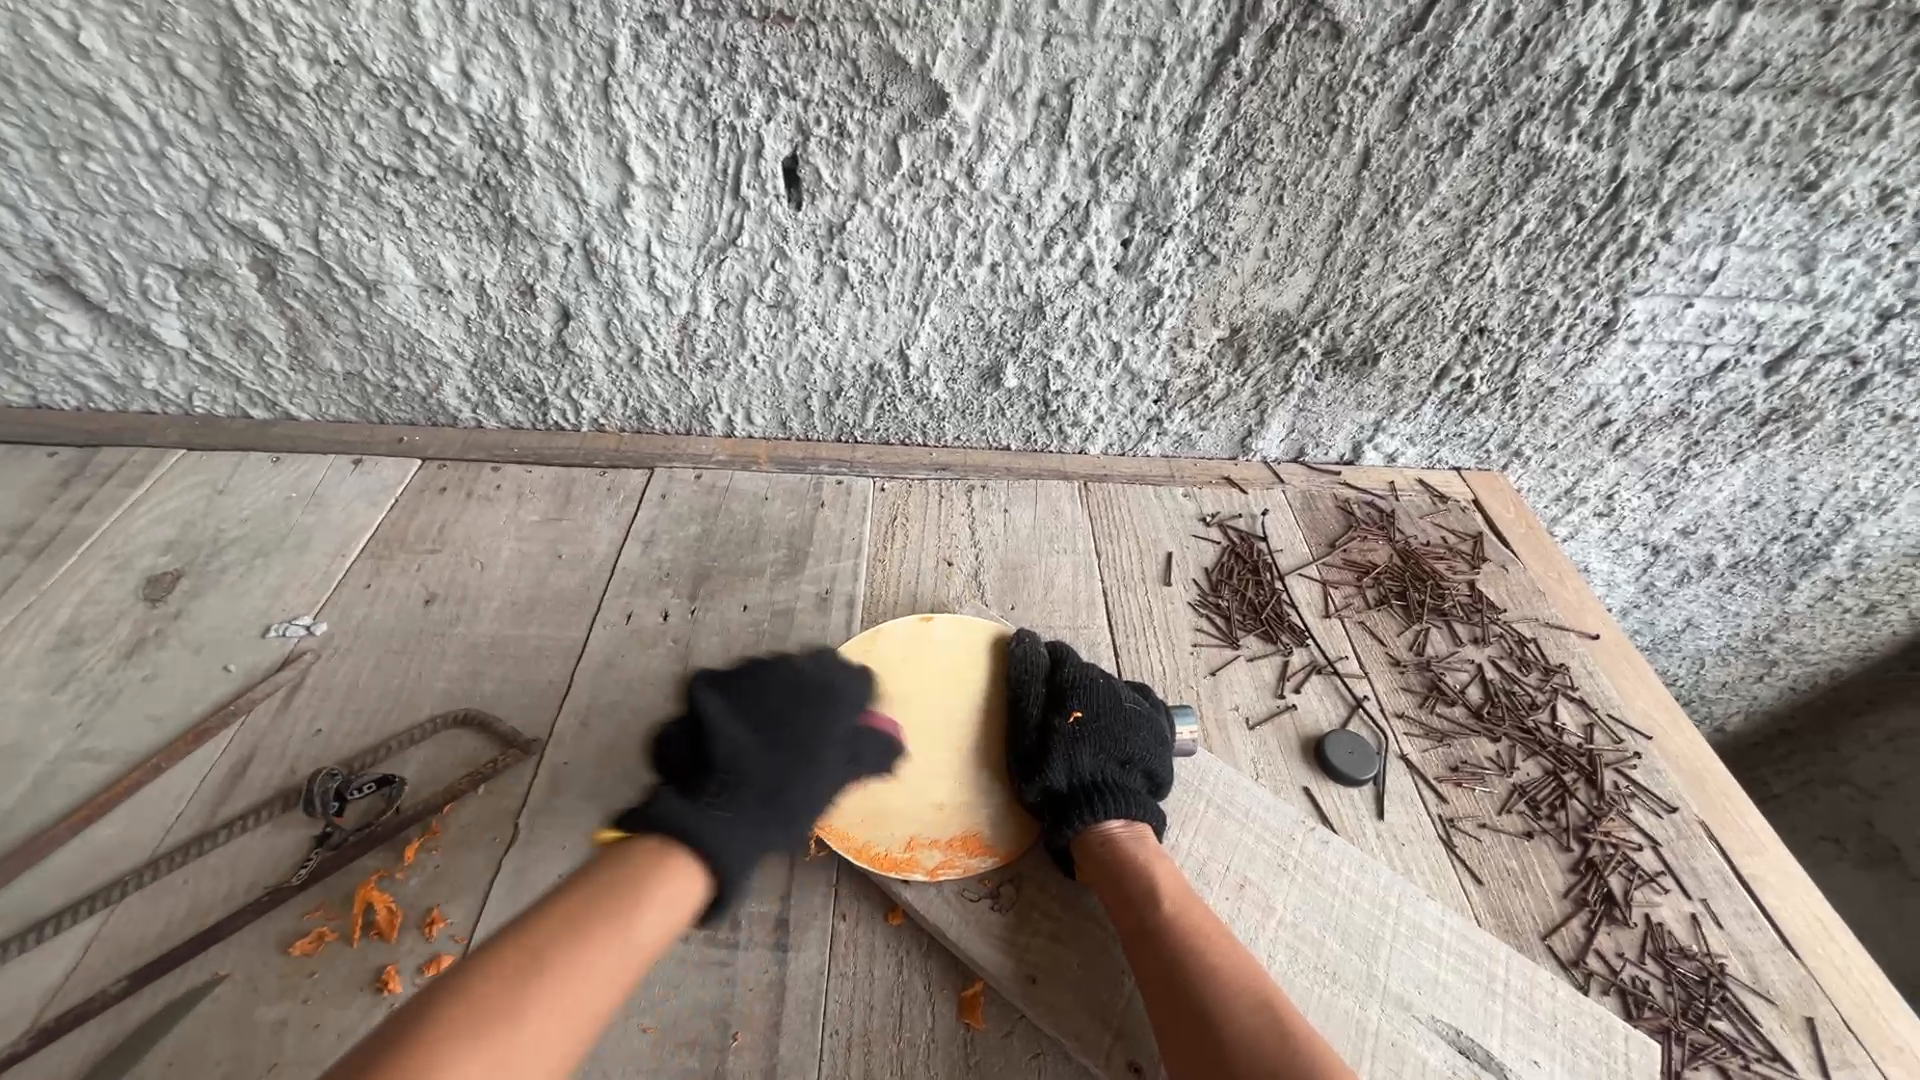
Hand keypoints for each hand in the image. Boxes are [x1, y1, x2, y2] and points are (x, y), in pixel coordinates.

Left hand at [613, 648, 903, 920]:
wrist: (714, 811)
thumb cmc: (787, 798)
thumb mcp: (838, 780)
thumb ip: (871, 753)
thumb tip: (897, 745)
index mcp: (834, 688)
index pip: (860, 680)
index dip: (857, 704)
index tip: (850, 727)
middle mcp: (796, 666)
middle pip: (819, 667)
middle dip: (819, 690)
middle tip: (811, 727)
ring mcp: (752, 668)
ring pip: (778, 671)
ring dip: (781, 691)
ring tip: (769, 730)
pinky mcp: (715, 678)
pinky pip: (739, 682)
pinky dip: (742, 699)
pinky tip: (734, 729)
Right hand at [1005, 629, 1174, 876]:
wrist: (1106, 814)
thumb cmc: (1055, 775)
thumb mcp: (1024, 733)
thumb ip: (1025, 682)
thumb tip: (1025, 639)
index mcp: (1074, 678)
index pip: (1056, 654)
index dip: (1044, 670)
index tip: (1037, 693)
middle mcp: (1109, 680)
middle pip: (1084, 675)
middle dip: (1072, 689)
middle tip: (1061, 722)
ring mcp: (1137, 702)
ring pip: (1110, 691)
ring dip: (1099, 704)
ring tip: (1092, 737)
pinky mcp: (1158, 724)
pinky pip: (1140, 707)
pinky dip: (1127, 715)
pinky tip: (1119, 737)